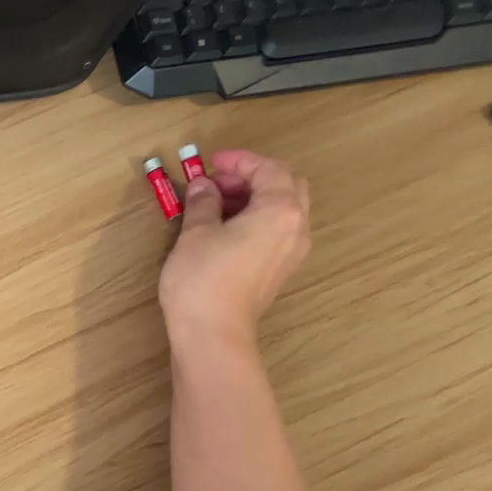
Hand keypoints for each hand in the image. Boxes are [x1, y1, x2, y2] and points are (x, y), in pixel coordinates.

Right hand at [159, 149, 312, 348]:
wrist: (213, 330)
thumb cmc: (201, 278)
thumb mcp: (195, 234)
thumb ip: (202, 203)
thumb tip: (202, 186)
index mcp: (280, 209)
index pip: (268, 169)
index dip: (239, 161)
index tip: (211, 161)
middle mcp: (296, 224)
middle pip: (285, 184)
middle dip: (252, 177)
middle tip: (216, 182)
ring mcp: (293, 248)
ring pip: (284, 207)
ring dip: (254, 197)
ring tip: (216, 205)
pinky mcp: (281, 267)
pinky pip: (277, 228)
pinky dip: (257, 217)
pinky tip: (227, 228)